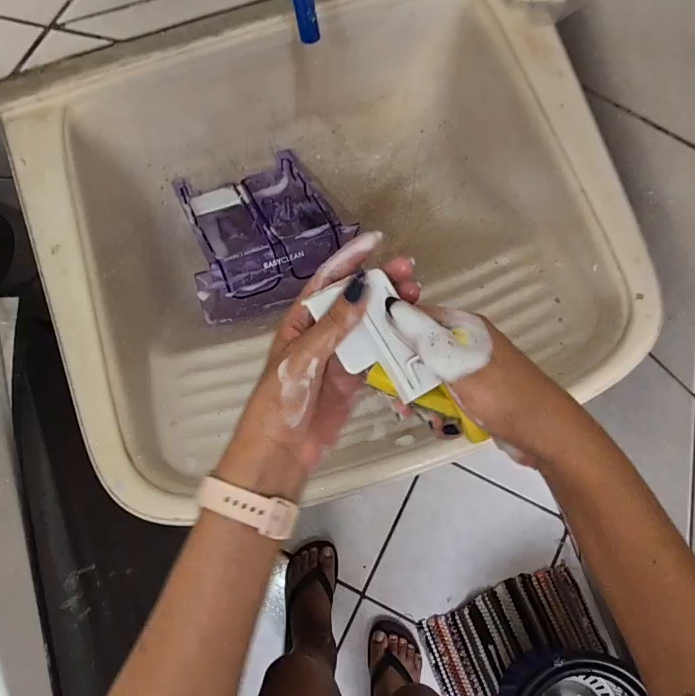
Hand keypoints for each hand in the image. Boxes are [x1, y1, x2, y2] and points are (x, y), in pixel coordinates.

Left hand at [218, 232, 422, 498]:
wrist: (279, 454)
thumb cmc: (278, 402)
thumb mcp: (302, 359)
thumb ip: (333, 326)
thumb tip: (360, 288)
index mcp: (301, 321)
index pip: (327, 281)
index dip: (350, 259)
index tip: (376, 240)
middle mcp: (322, 333)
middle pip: (355, 300)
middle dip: (381, 282)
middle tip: (409, 271)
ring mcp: (340, 357)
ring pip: (371, 326)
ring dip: (392, 311)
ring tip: (417, 296)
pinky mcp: (354, 381)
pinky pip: (378, 356)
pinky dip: (396, 344)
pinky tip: (414, 332)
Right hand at [386, 304, 578, 465]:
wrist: (547, 436)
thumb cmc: (504, 396)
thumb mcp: (458, 364)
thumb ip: (423, 337)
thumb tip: (391, 305)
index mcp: (463, 327)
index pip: (416, 316)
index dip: (391, 331)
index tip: (371, 353)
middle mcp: (465, 344)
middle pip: (417, 350)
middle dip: (402, 374)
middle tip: (395, 397)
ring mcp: (470, 371)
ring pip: (428, 378)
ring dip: (418, 397)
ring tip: (415, 415)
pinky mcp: (475, 396)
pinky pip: (444, 398)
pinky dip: (438, 411)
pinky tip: (440, 425)